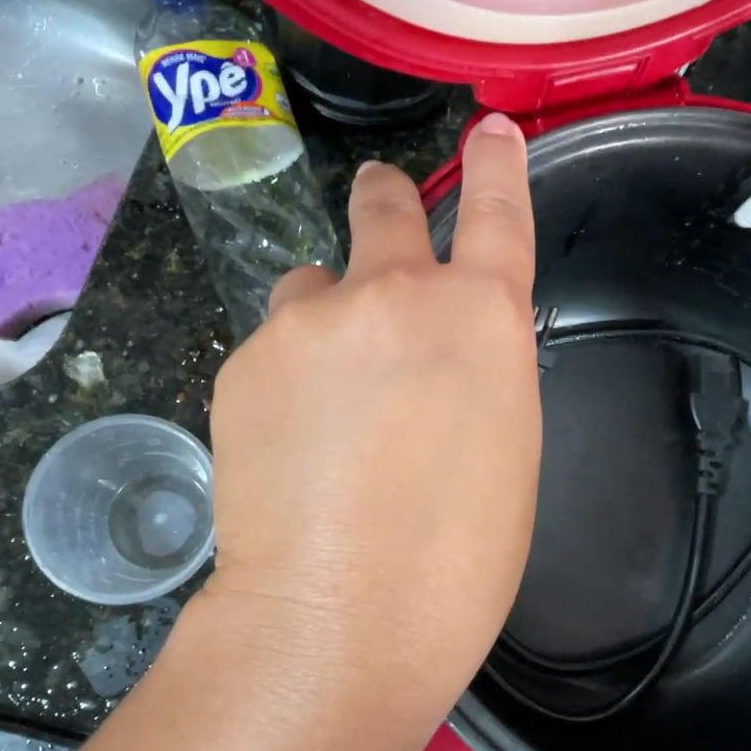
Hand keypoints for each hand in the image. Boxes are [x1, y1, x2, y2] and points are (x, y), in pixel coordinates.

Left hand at [197, 113, 541, 716]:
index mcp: (482, 320)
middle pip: (383, 204)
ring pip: (313, 283)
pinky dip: (284, 376)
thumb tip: (445, 350)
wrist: (339, 622)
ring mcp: (309, 320)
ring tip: (325, 397)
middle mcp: (395, 295)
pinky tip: (288, 445)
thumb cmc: (456, 563)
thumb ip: (479, 372)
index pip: (498, 210)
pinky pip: (272, 345)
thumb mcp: (506, 452)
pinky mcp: (244, 360)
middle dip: (386, 204)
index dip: (496, 165)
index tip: (488, 129)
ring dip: (325, 314)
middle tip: (380, 221)